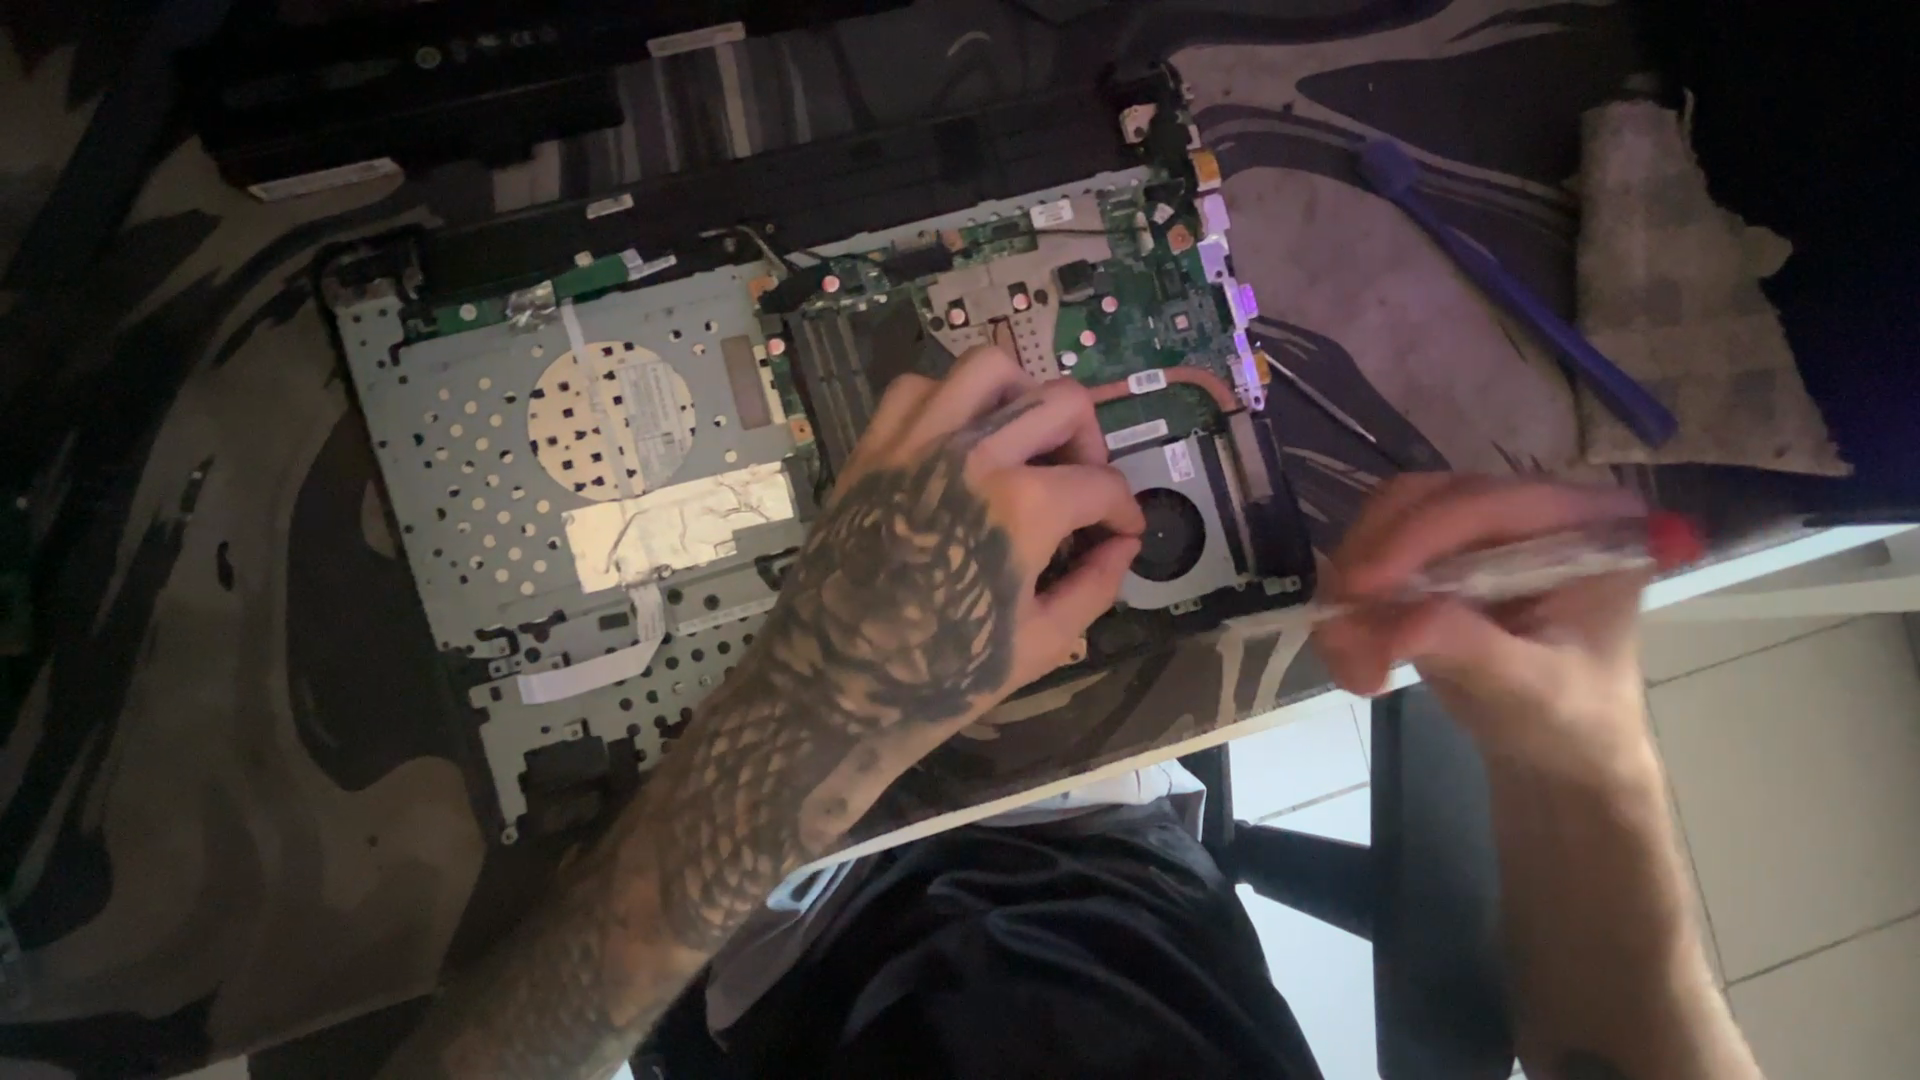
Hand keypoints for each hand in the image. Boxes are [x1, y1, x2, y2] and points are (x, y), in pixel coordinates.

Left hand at [774, 344, 1145, 716]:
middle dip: (1090, 444)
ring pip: (988, 368)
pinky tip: (958, 443)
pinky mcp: (873, 447)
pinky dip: (949, 401)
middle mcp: (972, 453)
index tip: (1122, 531)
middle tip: (1082, 487)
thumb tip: (1124, 544)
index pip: (1101, 485)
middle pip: (1062, 402)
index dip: (1125, 511)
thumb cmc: (942, 677)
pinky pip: (918, 388)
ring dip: (1023, 398)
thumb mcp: (1043, 643)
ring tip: (1025, 444)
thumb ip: (1097, 584)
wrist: (835, 685)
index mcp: (1022, 506)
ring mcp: (915, 441)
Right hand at [1314, 474, 1653, 776]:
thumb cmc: (1571, 720)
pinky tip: (1352, 655)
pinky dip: (1345, 606)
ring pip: (1377, 529)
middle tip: (1339, 623)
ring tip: (1346, 655)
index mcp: (1580, 525)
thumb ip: (1468, 646)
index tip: (1361, 589)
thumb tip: (1392, 624)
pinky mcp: (1428, 561)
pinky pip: (1364, 562)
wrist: (1556, 752)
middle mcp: (1521, 514)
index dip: (1415, 537)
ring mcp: (1470, 535)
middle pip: (1416, 502)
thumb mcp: (1532, 688)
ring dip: (1348, 589)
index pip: (1483, 503)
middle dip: (1369, 561)